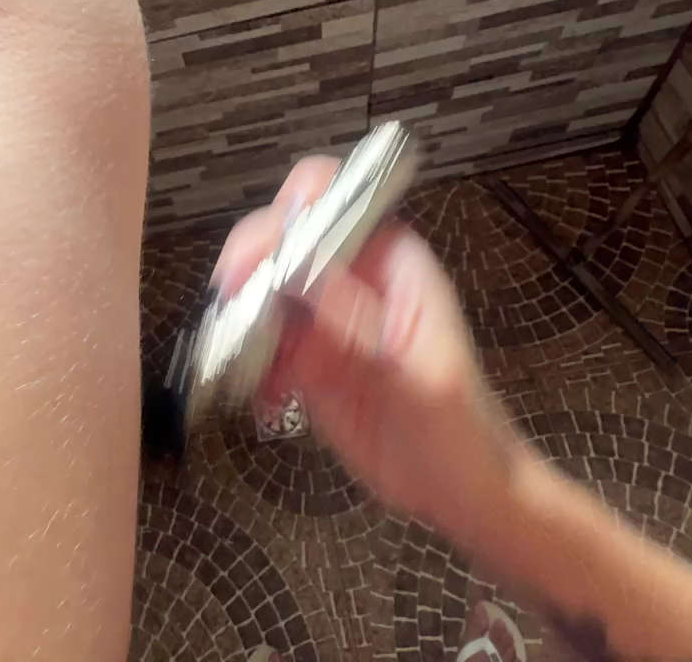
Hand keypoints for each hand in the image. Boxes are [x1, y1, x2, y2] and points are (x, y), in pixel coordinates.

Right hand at [213, 157, 531, 535]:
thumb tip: (300, 269)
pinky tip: (264, 394)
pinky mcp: (301, 356)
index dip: (298, 205)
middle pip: (286, 236)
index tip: (270, 242)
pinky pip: (258, 339)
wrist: (456, 489)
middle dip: (253, 256)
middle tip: (232, 291)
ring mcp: (321, 316)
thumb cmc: (459, 425)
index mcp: (389, 261)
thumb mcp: (419, 373)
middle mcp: (349, 277)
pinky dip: (245, 359)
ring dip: (240, 308)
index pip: (339, 201)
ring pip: (262, 284)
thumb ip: (360, 320)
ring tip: (235, 346)